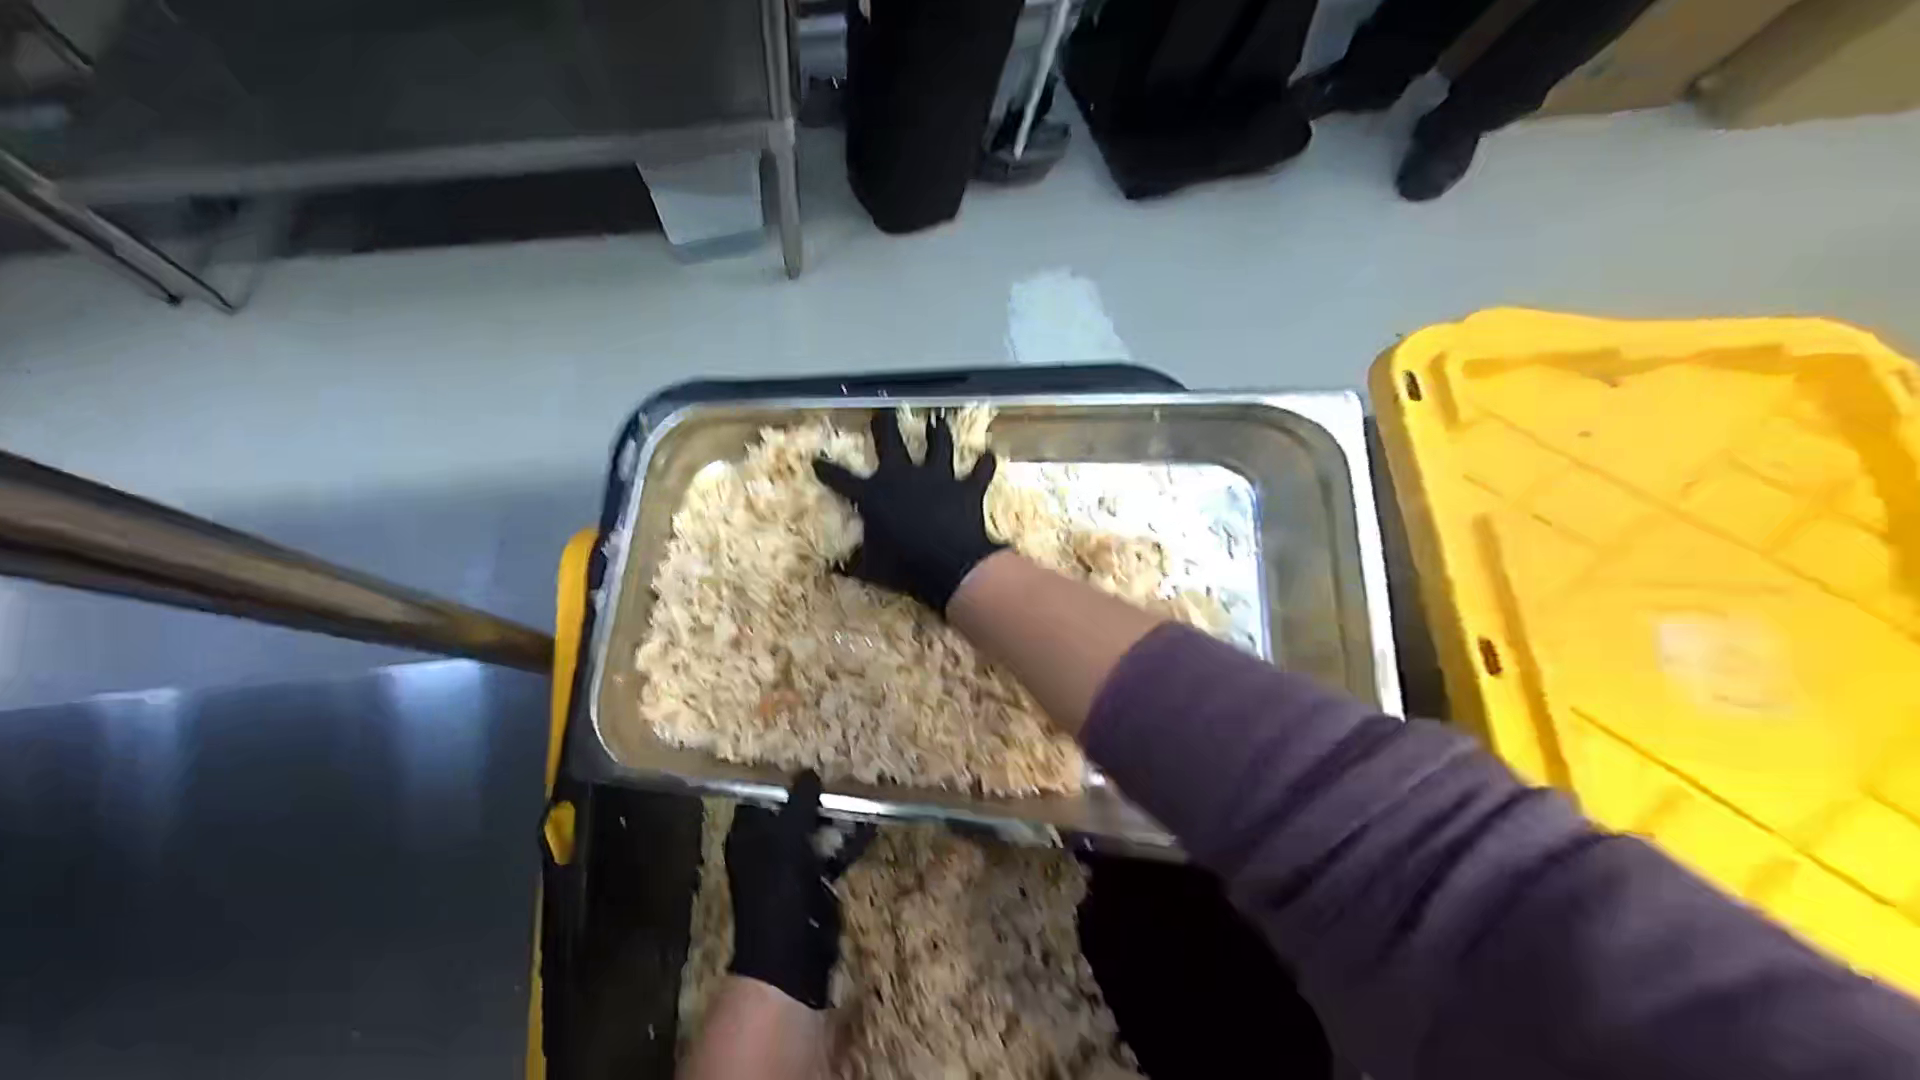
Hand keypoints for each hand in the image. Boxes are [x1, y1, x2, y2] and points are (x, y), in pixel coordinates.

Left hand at [725, 770, 875, 1009]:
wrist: (791, 958)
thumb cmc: (779, 892)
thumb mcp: (787, 839)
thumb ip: (799, 804)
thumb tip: (808, 773)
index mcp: (747, 838)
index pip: (761, 799)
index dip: (782, 782)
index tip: (808, 762)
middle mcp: (765, 850)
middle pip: (791, 814)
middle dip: (815, 797)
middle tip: (840, 774)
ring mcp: (790, 869)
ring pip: (814, 832)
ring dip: (835, 817)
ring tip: (859, 793)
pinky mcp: (814, 884)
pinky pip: (831, 853)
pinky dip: (848, 842)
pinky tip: (870, 826)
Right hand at [813, 411, 1005, 613]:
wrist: (949, 564)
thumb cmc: (903, 566)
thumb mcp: (870, 569)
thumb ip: (852, 564)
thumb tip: (833, 568)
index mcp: (874, 494)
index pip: (842, 479)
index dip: (828, 470)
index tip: (817, 461)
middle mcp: (903, 476)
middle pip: (891, 442)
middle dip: (885, 425)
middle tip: (883, 412)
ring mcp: (937, 478)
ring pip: (938, 446)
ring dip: (938, 433)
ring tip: (938, 421)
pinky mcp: (965, 487)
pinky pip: (978, 472)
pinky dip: (984, 466)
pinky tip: (989, 456)